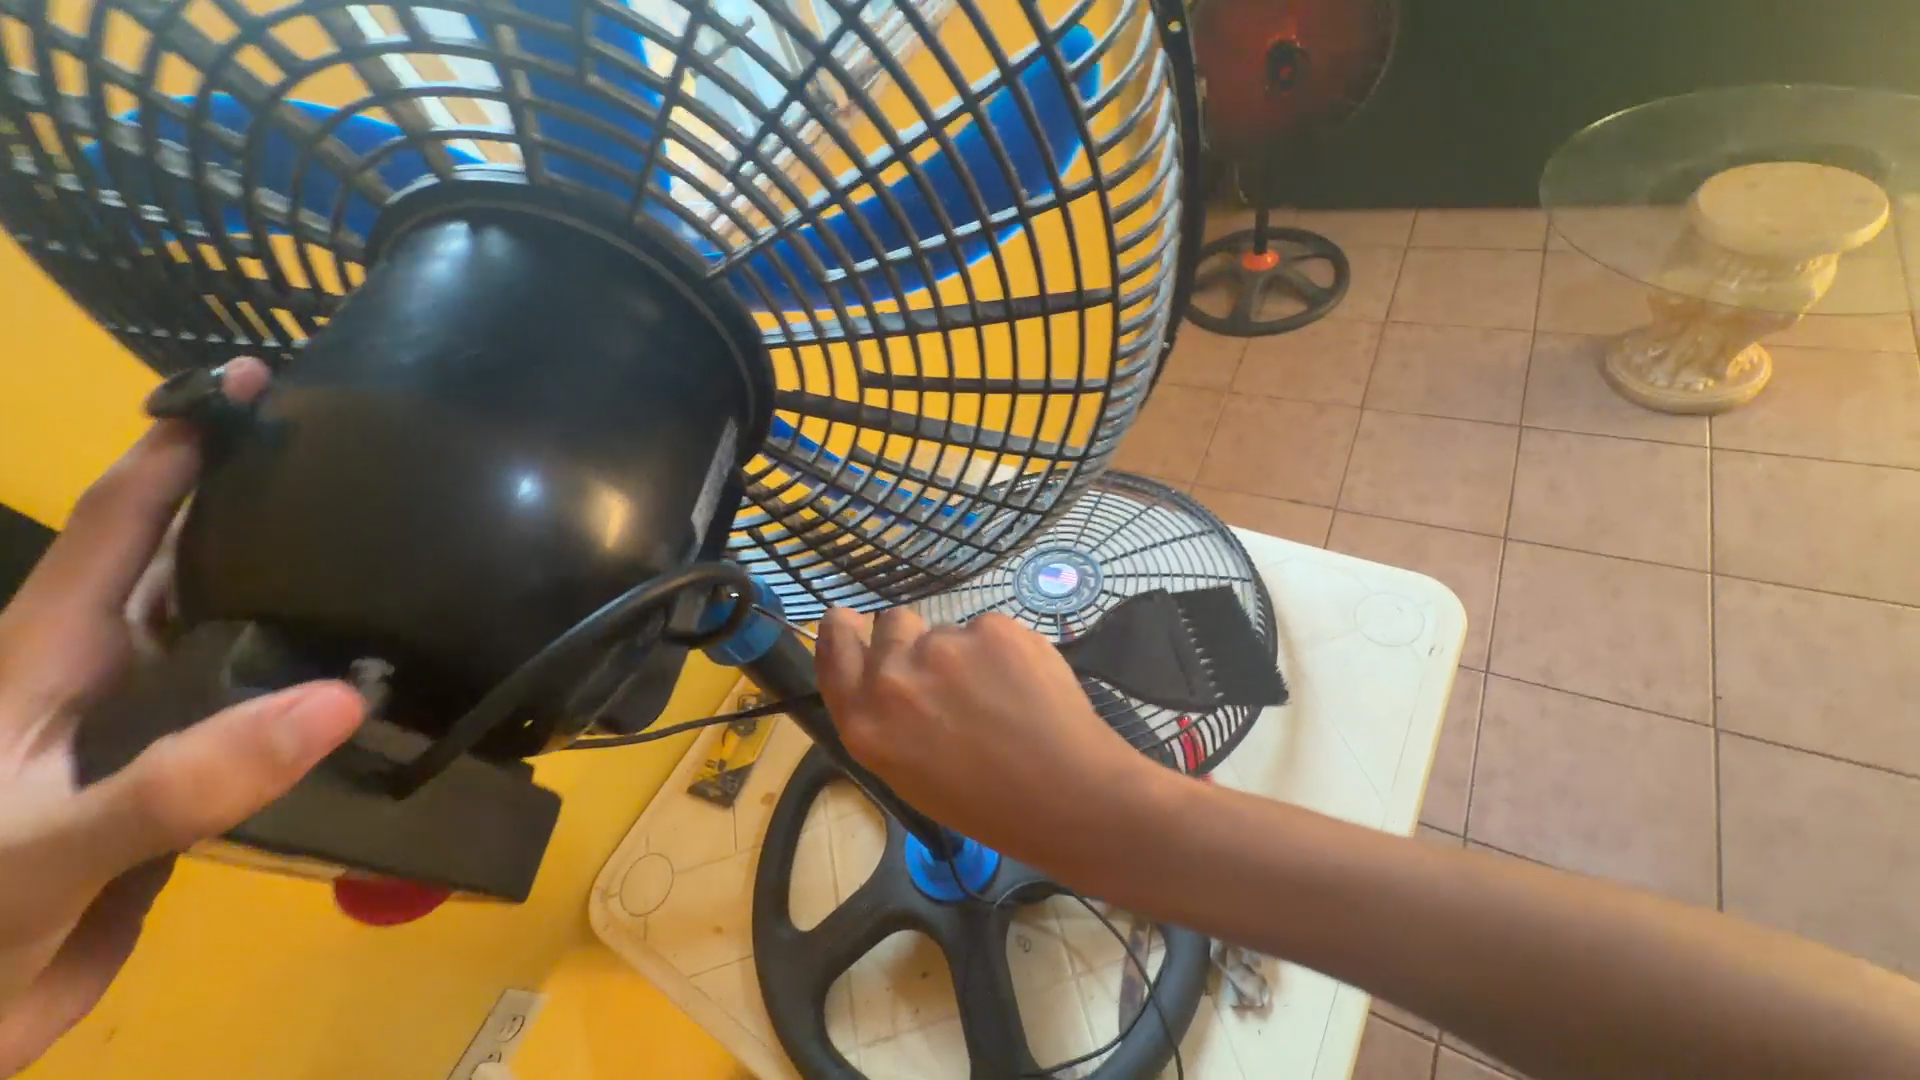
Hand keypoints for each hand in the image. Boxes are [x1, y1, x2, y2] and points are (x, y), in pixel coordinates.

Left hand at [0, 360, 365, 1075]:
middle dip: (261, 495)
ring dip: (302, 578)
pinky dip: (321, 667)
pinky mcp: (189, 770)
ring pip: (235, 625)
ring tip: (394, 546)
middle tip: (364, 457)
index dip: (184, 445)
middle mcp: (109, 670)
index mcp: (53, 654)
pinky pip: (265, 698)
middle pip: (190, 555)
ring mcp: (152, 721)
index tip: (258, 379)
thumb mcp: (46, 850)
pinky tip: (379, 664)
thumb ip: (186, 779)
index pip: (128, 520)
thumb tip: (341, 699)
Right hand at [815, 607, 1164, 874]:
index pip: (834, 648)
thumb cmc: (986, 803)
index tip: (850, 621)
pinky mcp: (993, 628)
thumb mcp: (909, 772)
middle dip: (913, 639)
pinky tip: (1023, 686)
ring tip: (997, 695)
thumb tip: (884, 672)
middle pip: (891, 623)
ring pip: (945, 628)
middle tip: (948, 675)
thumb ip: (884, 716)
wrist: (1069, 796)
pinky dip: (1001, 650)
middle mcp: (895, 678)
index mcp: (866, 723)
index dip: (843, 629)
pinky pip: (987, 628)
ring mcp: (945, 647)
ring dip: (962, 651)